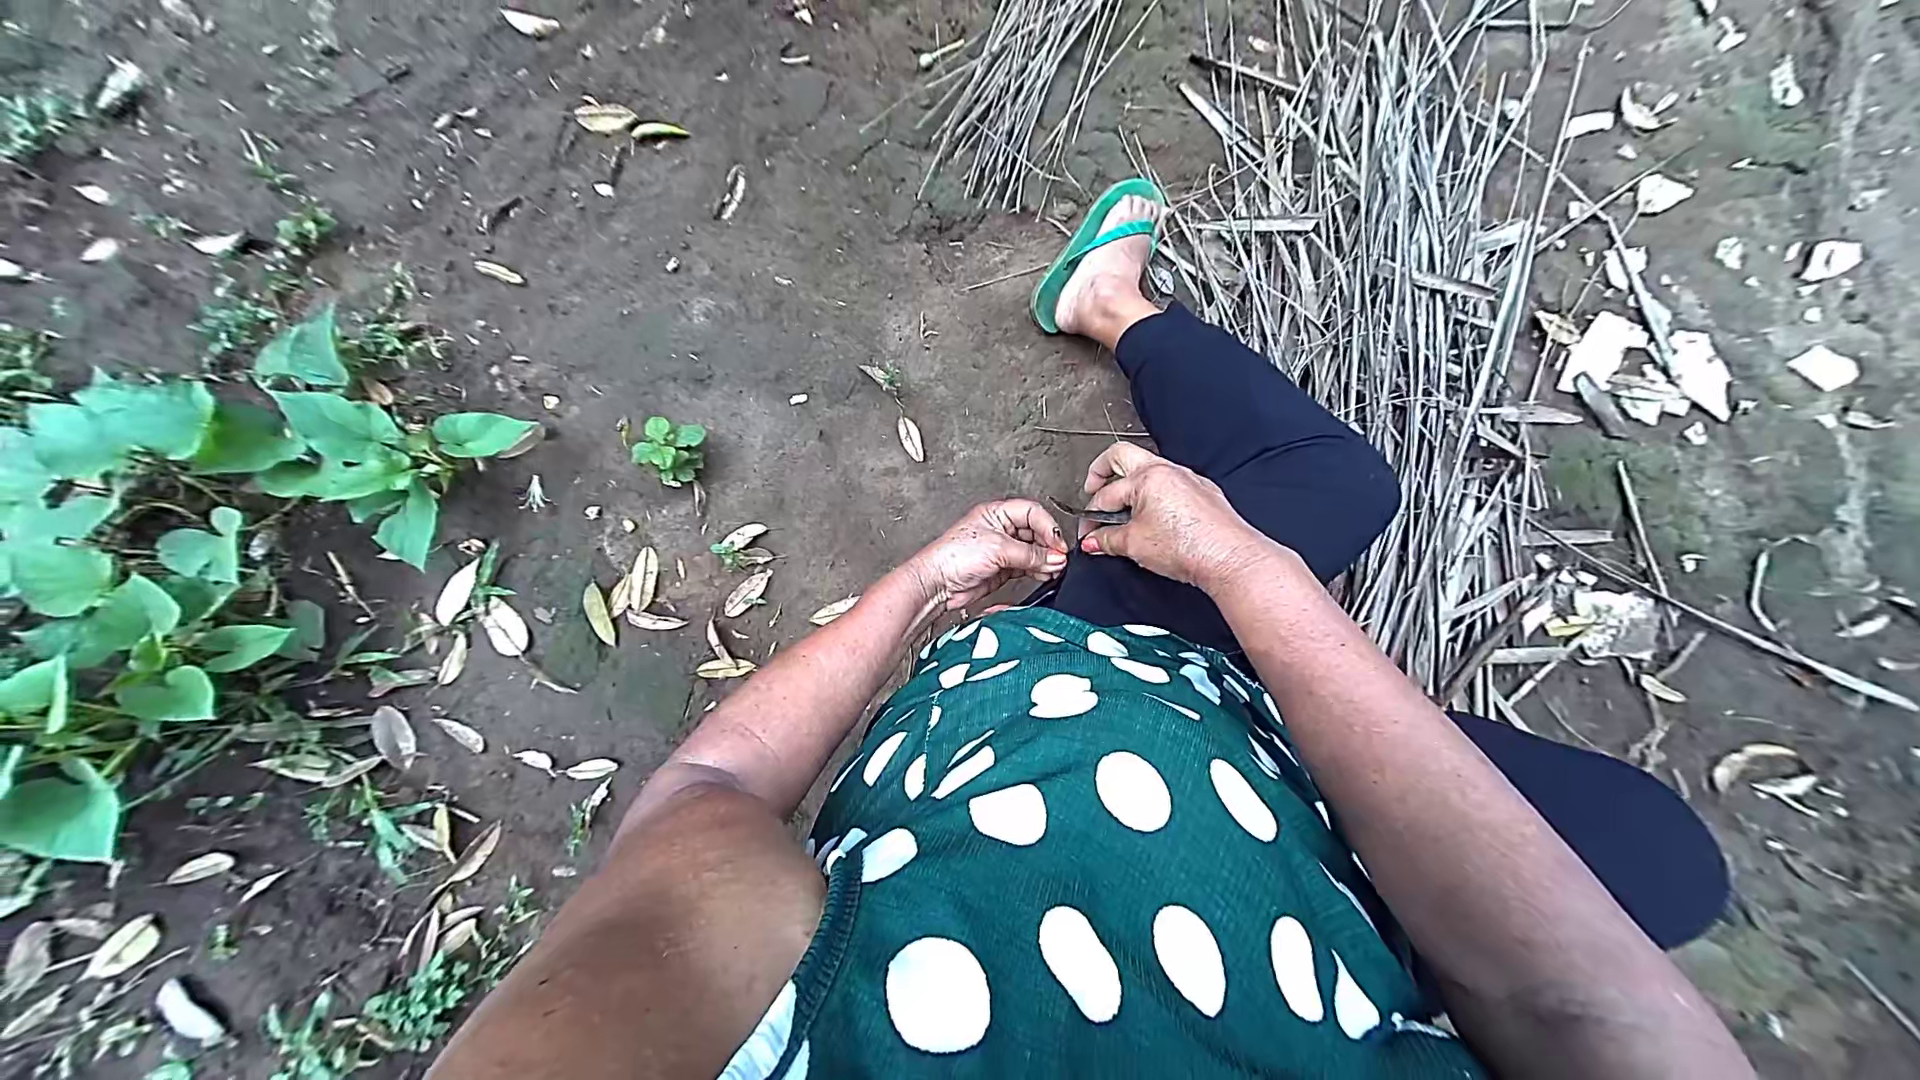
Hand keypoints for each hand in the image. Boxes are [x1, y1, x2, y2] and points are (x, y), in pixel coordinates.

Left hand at [905, 499, 1070, 610]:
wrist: (938, 583)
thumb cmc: (953, 556)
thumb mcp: (998, 548)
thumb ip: (1030, 554)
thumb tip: (1055, 557)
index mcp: (997, 513)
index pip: (1033, 513)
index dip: (1048, 527)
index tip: (1057, 544)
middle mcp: (1001, 528)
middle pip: (1036, 532)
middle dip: (1049, 545)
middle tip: (1058, 558)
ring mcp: (1003, 549)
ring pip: (1033, 551)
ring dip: (1045, 560)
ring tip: (1053, 569)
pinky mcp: (1003, 567)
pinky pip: (1028, 566)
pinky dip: (1038, 570)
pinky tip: (1045, 574)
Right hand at [1078, 442, 1276, 590]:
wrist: (1230, 559)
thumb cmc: (1190, 547)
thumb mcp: (1134, 545)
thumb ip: (1106, 539)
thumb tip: (1093, 541)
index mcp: (1147, 476)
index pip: (1106, 494)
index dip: (1090, 517)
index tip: (1087, 534)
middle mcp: (1168, 471)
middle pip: (1122, 457)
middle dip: (1100, 472)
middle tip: (1092, 490)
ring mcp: (1188, 479)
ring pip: (1149, 470)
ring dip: (1129, 486)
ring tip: (1121, 510)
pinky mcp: (1202, 493)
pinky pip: (1169, 485)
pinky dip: (1152, 496)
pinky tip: (1151, 518)